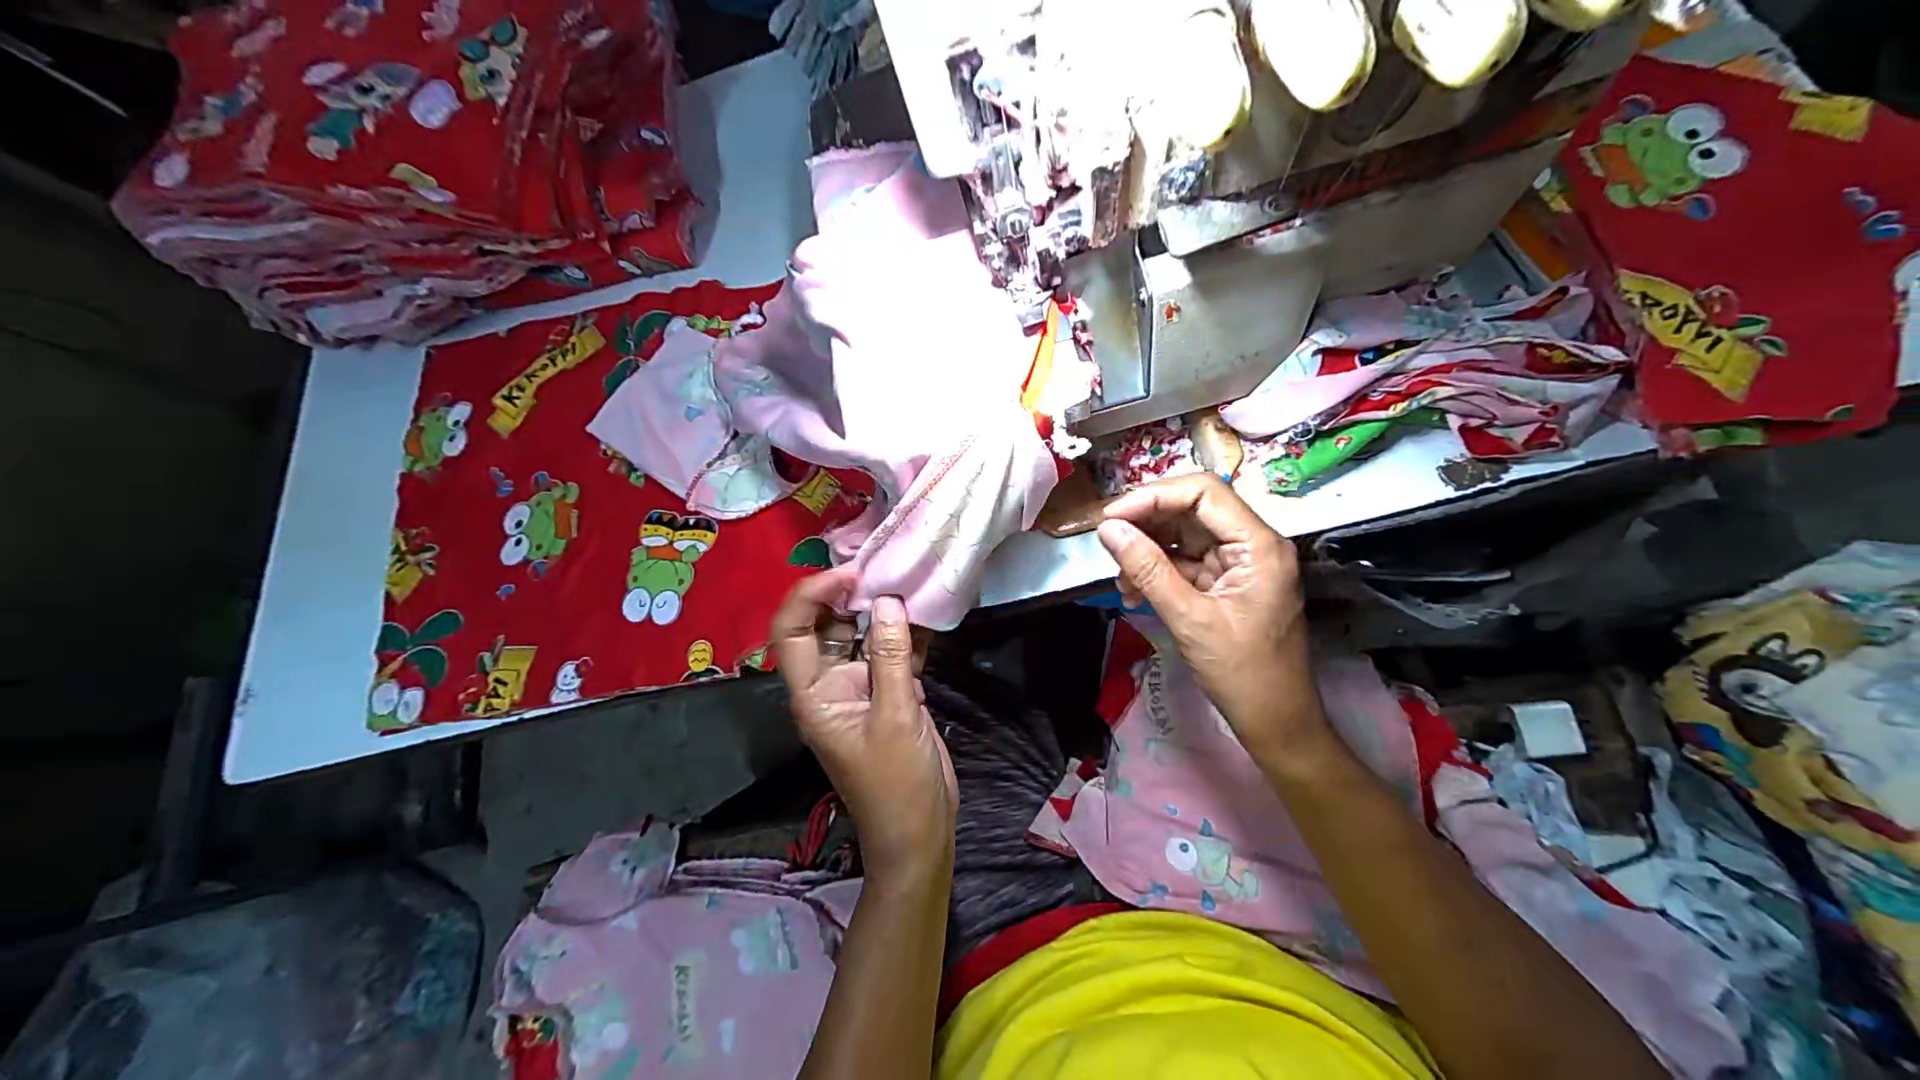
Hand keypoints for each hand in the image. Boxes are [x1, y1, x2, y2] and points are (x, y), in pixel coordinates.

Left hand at [773, 570, 956, 885]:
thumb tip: (887, 601)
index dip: (810, 596)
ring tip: (907, 578)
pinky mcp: (890, 692)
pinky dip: (908, 633)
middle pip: (827, 625)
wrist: (920, 832)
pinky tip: (927, 609)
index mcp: (814, 693)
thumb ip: (890, 658)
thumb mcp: (895, 718)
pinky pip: (893, 652)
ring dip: (882, 609)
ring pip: (863, 634)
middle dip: (849, 594)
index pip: (792, 631)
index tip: (849, 575)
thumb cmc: (896, 784)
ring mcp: (861, 686)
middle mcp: (831, 683)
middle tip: (884, 567)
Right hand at [1095, 473, 1322, 750]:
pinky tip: (1134, 591)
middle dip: (1147, 525)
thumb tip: (1108, 530)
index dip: (1153, 497)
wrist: (1276, 720)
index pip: (1203, 494)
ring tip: (1121, 579)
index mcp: (1258, 545)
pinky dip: (1158, 572)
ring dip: (1148, 551)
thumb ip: (1147, 569)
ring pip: (1185, 537)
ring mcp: (1240, 564)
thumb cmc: (1242, 672)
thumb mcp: (1188, 618)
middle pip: (1192, 511)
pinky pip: (1187, 563)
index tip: (1112, 517)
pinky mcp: (1227, 583)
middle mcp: (1253, 544)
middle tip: (1109, 544)